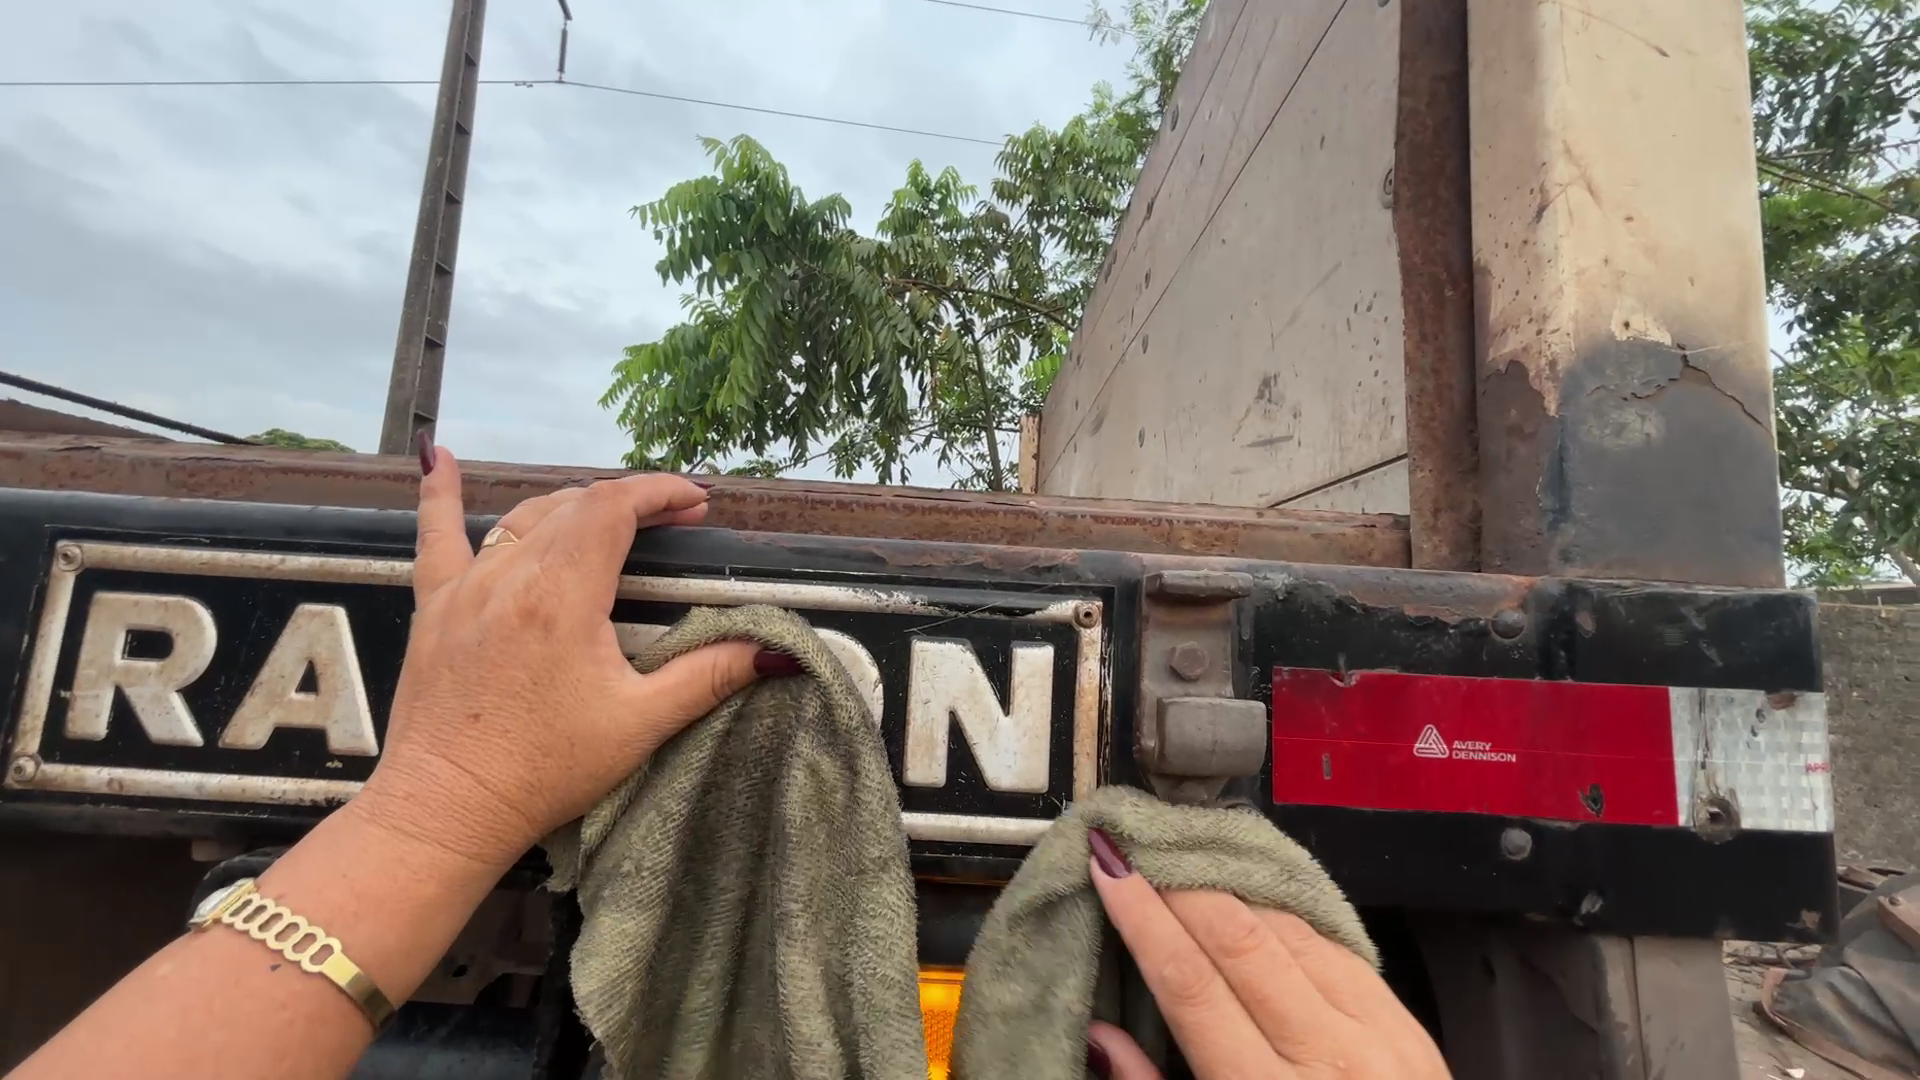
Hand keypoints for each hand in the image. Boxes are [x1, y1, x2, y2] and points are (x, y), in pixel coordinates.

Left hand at [354, 445, 779, 869]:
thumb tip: (776, 651)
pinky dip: (439, 494)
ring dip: (579, 504)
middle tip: (678, 520)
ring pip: (528, 516)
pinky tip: (438, 456)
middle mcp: (510, 576)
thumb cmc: (547, 769)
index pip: (614, 508)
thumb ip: (711, 675)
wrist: (445, 812)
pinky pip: (434, 536)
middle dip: (635, 500)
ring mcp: (465, 587)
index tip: (698, 500)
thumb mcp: (642, 723)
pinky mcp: (435, 607)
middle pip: (578, 504)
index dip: (661, 492)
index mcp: (562, 597)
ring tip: (619, 515)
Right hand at [1085, 829, 1450, 1079]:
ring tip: (1181, 862)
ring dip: (1226, 888)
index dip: (1141, 913)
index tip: (1108, 863)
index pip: (1189, 980)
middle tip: (1138, 845)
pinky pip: (1328, 943)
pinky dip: (1277, 915)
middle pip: (1237, 938)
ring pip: (1283, 928)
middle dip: (1179, 882)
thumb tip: (1100, 1033)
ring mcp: (1379, 1036)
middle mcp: (1330, 1059)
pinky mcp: (1407, 1024)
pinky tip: (1245, 901)